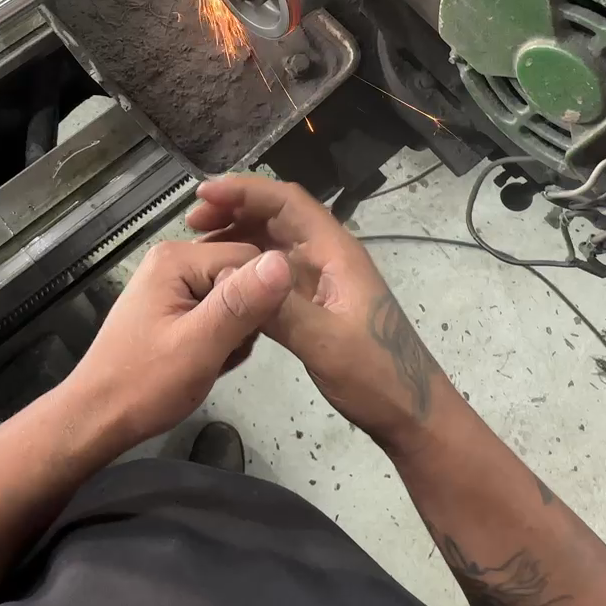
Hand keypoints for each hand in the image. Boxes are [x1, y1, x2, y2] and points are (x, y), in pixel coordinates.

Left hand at [58, 239, 292, 448]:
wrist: (98, 417)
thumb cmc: (144, 385)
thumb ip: (240, 303)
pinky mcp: (173, 305)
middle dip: (244, 318)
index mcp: (177, 257)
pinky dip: (220, 338)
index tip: (242, 338)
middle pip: (241, 275)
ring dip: (233, 332)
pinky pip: (217, 312)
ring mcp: (172, 282)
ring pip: (233, 297)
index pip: (250, 258)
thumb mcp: (199, 346)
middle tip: (220, 353)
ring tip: (209, 359)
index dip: (259, 299)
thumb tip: (284, 261)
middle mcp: (175, 258)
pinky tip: (204, 360)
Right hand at [186, 176, 450, 453]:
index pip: (286, 200)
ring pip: (272, 240)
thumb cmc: (378, 376)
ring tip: (198, 245)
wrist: (413, 415)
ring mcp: (320, 278)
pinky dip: (245, 266)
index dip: (244, 191)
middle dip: (234, 208)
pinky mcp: (314, 301)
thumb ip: (279, 307)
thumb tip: (229, 272)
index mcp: (335, 251)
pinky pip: (273, 270)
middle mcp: (326, 255)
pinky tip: (222, 280)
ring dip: (237, 234)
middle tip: (192, 221)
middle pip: (276, 213)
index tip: (204, 195)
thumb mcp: (325, 343)